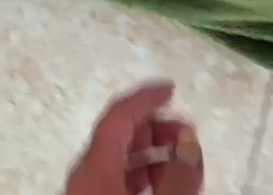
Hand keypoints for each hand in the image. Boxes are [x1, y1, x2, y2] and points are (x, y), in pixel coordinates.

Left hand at [64, 82, 203, 194]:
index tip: (172, 87)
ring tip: (180, 162)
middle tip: (186, 133)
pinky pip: (113, 176)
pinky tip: (160, 184)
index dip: (146, 95)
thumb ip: (178, 176)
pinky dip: (138, 172)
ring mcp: (82, 190)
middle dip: (155, 125)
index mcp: (93, 166)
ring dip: (150, 151)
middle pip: (118, 133)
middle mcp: (82, 173)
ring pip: (117, 157)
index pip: (119, 114)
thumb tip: (190, 140)